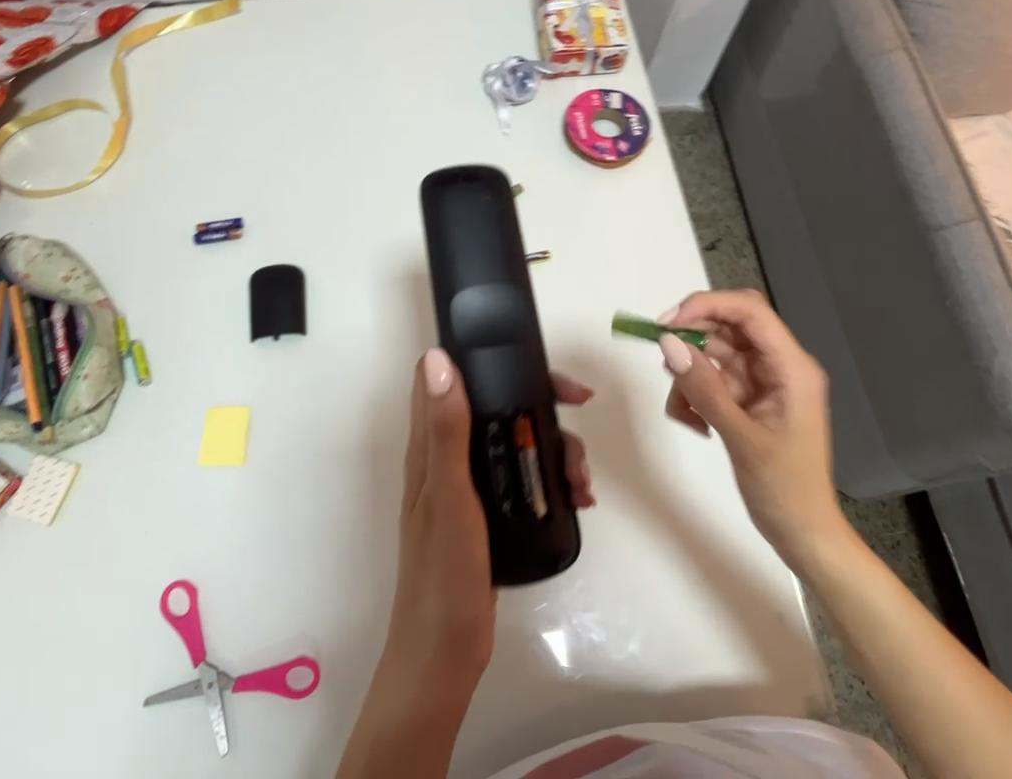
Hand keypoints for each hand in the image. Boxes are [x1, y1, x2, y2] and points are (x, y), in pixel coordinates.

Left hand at [341, 349, 595, 778]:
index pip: (448, 377)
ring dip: (555, 446)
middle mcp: (448, 460)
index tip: (532, 363)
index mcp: (429, 448)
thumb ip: (446, 430)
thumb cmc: (443, 573)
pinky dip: (553, 479)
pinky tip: (578, 502)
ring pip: (516, 441)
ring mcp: (470, 488)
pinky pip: (525, 478)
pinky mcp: (490, 515)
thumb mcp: (449, 496)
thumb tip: (439, 359)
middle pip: (496, 405)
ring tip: (582, 481)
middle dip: (540, 400)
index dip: (484, 357)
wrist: (445, 653)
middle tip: (579, 408)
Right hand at [656, 290, 844, 563]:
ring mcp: (764, 383)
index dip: (708, 306)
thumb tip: (669, 345)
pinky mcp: (750, 400)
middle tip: (664, 358)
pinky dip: (695, 395)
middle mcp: (780, 366)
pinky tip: (695, 423)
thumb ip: (704, 388)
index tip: (667, 323)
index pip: (751, 312)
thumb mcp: (741, 438)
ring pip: (717, 354)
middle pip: (731, 326)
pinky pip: (714, 381)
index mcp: (793, 368)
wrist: (803, 532)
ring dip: (691, 375)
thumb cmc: (784, 489)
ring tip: (684, 411)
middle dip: (694, 338)